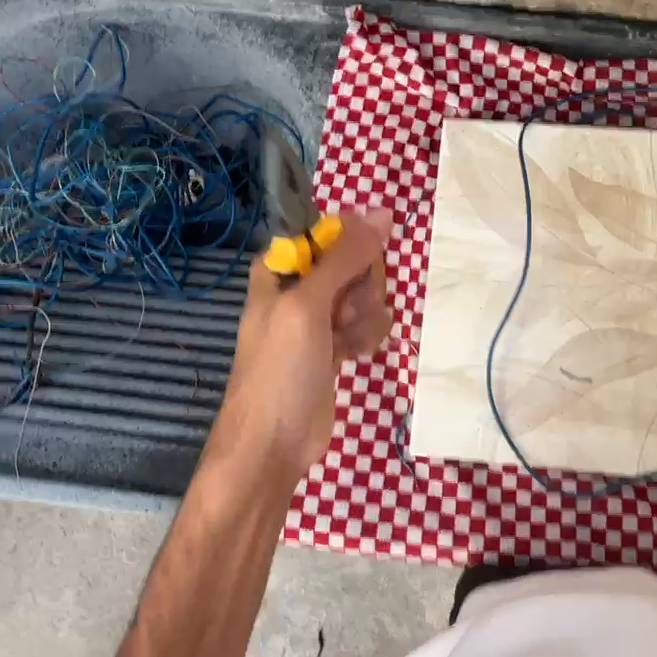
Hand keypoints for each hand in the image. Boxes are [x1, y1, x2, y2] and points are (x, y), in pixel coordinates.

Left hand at [204, 211, 395, 489]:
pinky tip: (356, 355)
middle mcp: (298, 286)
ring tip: (347, 339)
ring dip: (366, 315)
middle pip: (354, 261)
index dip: (351, 246)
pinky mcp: (334, 344)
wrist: (272, 444)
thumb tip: (383, 212)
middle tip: (346, 312)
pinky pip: (366, 321)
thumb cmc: (280, 369)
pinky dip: (365, 335)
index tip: (358, 267)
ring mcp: (318, 317)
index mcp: (280, 267)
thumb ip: (345, 257)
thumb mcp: (309, 305)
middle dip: (362, 285)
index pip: (330, 232)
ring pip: (365, 292)